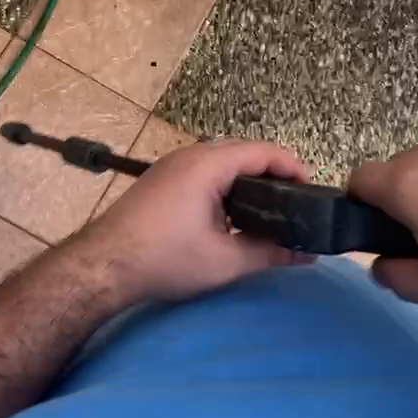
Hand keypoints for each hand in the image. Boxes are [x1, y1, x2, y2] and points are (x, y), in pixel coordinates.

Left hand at [77, 138, 312, 300]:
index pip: (263, 152)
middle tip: (297, 203)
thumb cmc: (166, 259)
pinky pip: (205, 170)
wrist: (103, 265)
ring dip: (249, 179)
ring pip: (223, 161)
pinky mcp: (162, 178)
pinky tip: (234, 213)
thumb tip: (308, 254)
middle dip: (274, 173)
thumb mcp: (225, 261)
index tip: (314, 192)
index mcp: (209, 165)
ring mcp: (173, 164)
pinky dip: (227, 184)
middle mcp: (191, 155)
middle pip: (243, 152)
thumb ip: (271, 253)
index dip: (293, 167)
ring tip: (271, 209)